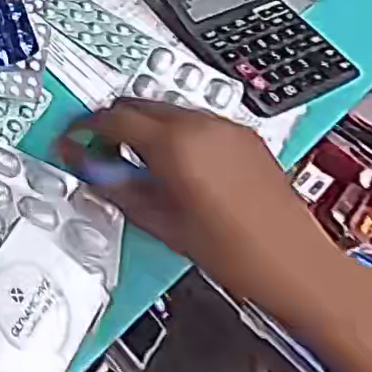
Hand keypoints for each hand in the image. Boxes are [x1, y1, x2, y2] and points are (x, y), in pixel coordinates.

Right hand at [56, 99, 344, 317]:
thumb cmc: (236, 253)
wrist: (299, 267)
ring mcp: (225, 127)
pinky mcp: (243, 135)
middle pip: (134, 104)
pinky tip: (170, 162)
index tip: (72, 138)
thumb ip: (112, 183)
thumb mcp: (157, 220)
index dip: (82, 127)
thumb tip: (85, 164)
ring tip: (133, 159)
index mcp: (175, 143)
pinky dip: (170, 130)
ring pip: (163, 108)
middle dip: (109, 123)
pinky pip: (192, 118)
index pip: (111, 118)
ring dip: (139, 126)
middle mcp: (200, 125)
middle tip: (96, 149)